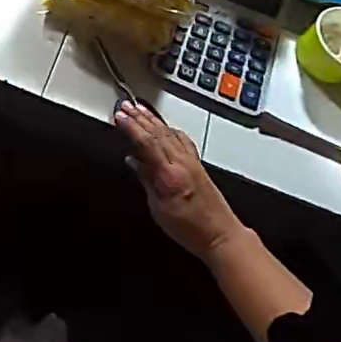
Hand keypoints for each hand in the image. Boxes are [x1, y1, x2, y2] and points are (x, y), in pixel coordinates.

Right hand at [115, 101, 246, 259]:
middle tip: (126, 106)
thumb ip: (146, 180)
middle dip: (140, 118)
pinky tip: (165, 126)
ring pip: (169, 133)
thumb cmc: (190, 228)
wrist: (220, 235)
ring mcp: (192, 161)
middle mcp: (183, 162)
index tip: (120, 117)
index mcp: (170, 173)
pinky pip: (181, 139)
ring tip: (140, 109)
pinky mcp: (198, 164)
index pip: (147, 142)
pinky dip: (170, 129)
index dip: (132, 127)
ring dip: (153, 119)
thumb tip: (134, 161)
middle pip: (158, 133)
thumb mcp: (158, 208)